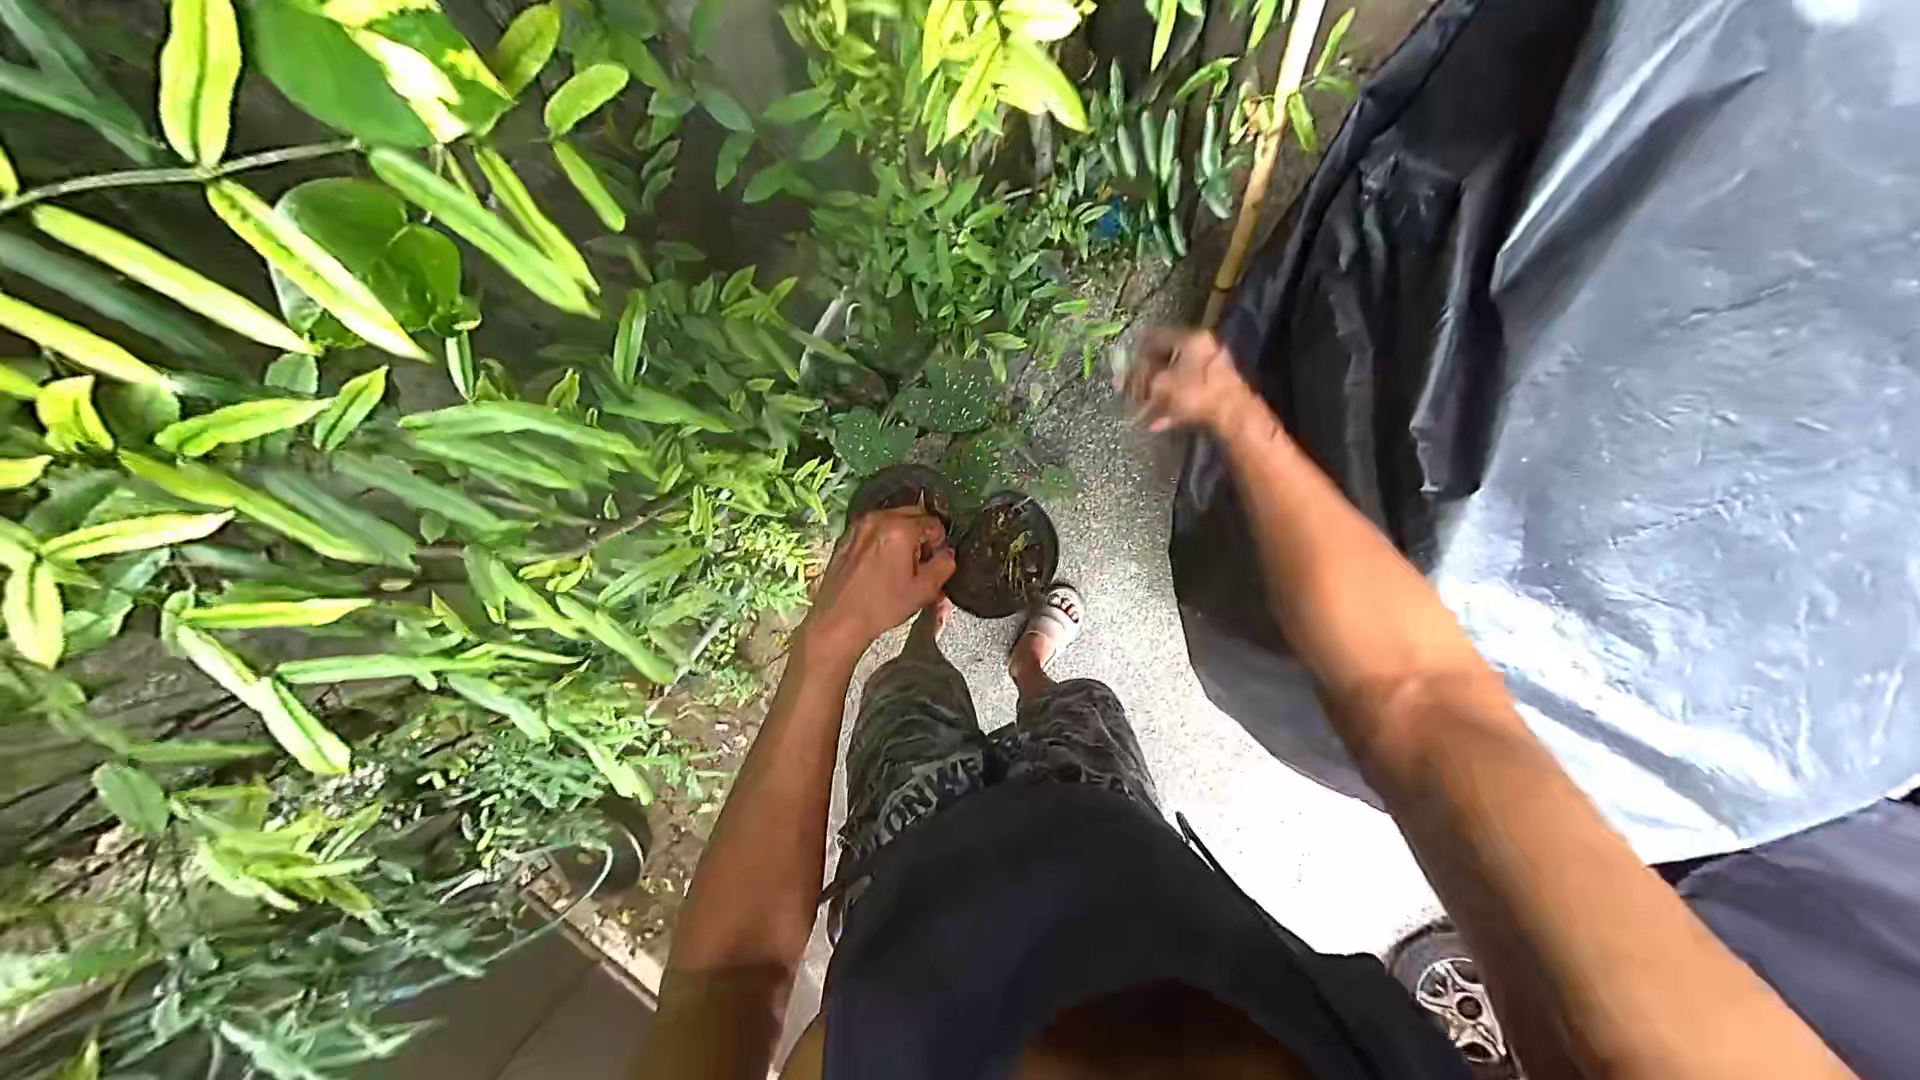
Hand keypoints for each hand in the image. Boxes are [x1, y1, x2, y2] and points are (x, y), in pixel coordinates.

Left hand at [801, 505, 954, 659]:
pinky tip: (881, 564)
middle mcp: (878, 519)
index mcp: (900, 529)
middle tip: (921, 560)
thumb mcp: (923, 590)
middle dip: (922, 533)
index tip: (934, 560)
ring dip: (903, 533)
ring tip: (901, 563)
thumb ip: (943, 566)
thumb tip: (947, 553)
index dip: (939, 542)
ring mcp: (859, 526)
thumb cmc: (882, 606)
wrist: (838, 619)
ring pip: (892, 519)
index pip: (933, 523)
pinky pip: (874, 528)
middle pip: (913, 514)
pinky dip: (884, 537)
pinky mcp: (846, 536)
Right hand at [1124, 329, 1264, 436]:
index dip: (1135, 353)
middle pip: (1165, 361)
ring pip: (1175, 381)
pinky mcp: (1215, 391)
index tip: (1123, 365)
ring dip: (1156, 396)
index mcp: (1191, 340)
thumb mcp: (1159, 384)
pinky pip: (1186, 396)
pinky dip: (1171, 407)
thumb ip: (1139, 378)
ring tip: (1142, 410)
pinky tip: (1158, 422)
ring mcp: (1212, 370)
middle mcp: (1204, 350)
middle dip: (1144, 380)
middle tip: (1130, 391)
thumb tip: (1123, 377)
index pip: (1154, 338)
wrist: (1231, 415)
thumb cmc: (1195, 393)